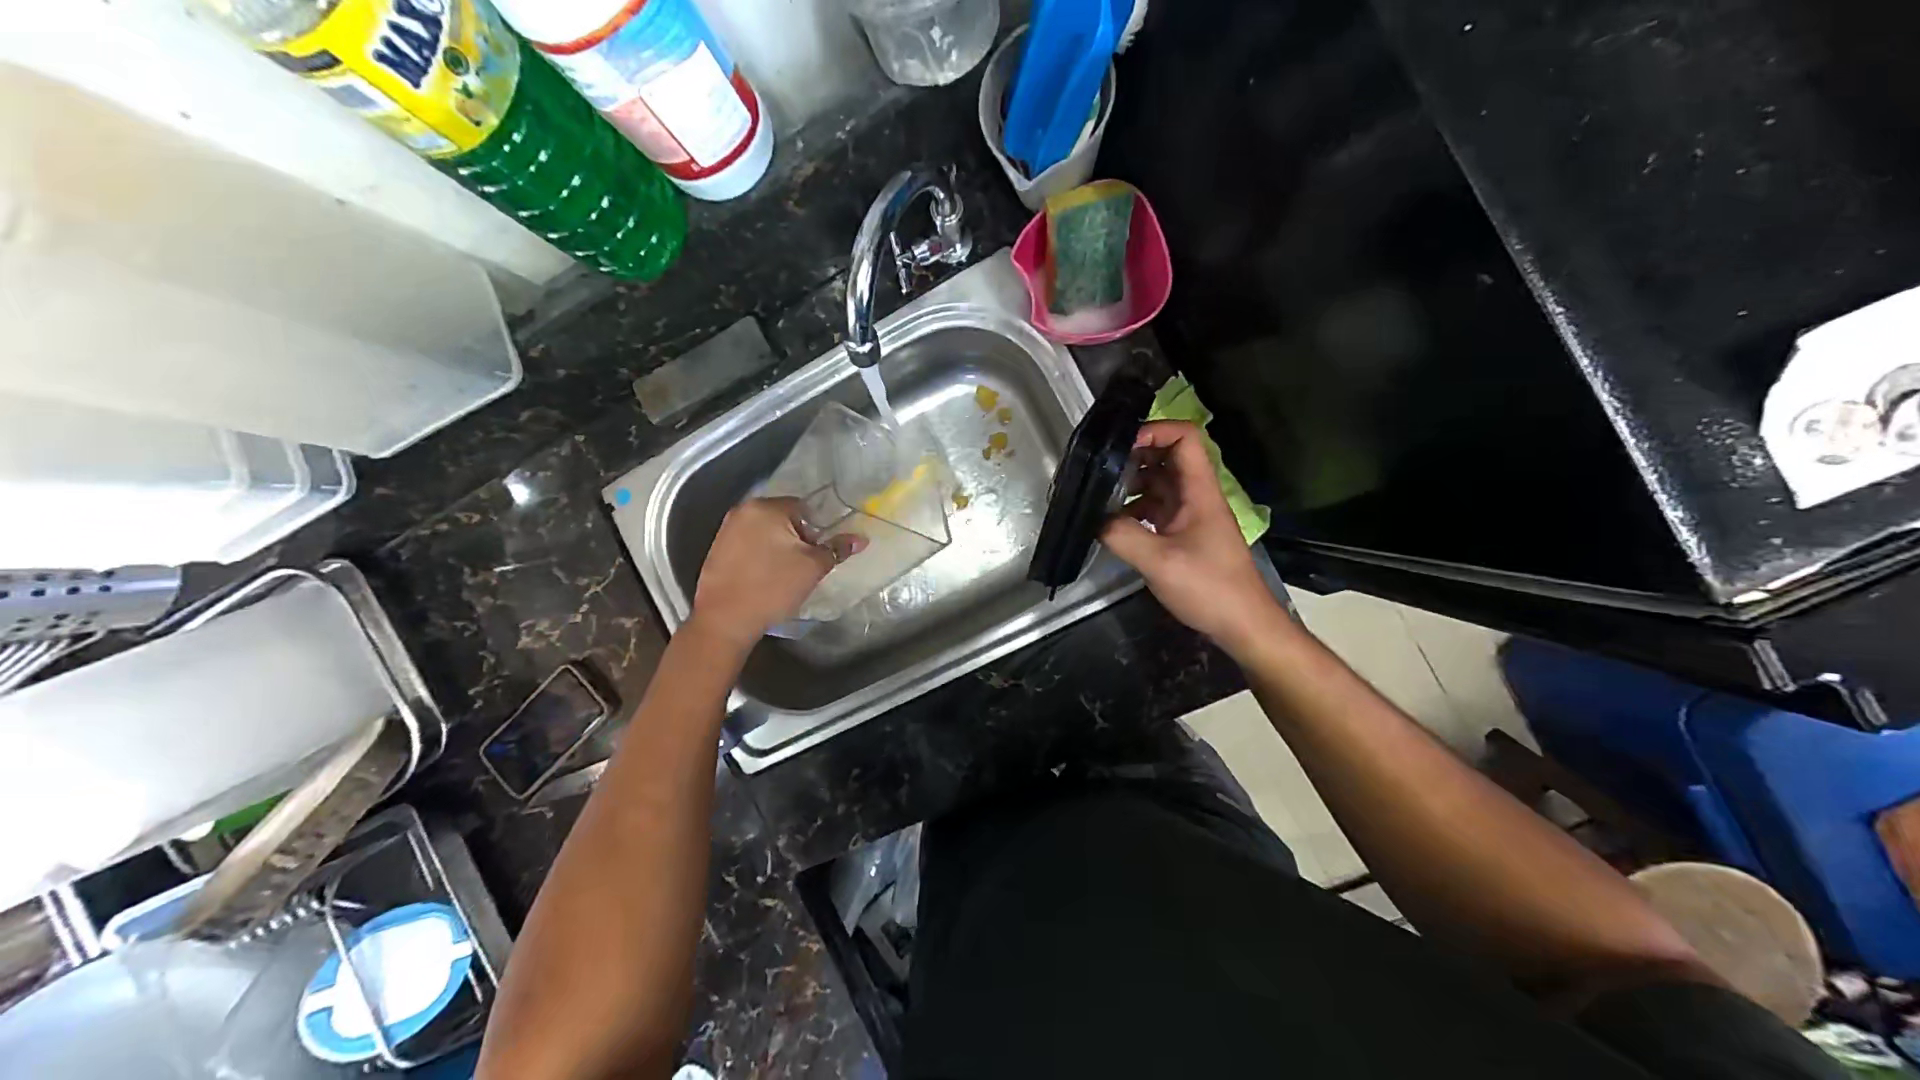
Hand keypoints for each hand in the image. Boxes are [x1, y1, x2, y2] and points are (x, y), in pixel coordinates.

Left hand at [689, 498, 858, 648]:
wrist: (724, 620)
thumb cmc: (772, 587)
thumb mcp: (812, 568)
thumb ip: (836, 549)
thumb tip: (860, 539)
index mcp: (766, 507)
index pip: (805, 507)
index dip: (818, 530)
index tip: (820, 553)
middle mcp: (743, 511)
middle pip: (784, 518)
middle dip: (799, 538)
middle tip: (806, 565)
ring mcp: (726, 530)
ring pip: (766, 533)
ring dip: (779, 548)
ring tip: (786, 574)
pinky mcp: (718, 550)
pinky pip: (750, 545)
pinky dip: (762, 556)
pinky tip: (766, 577)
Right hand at [1100, 421, 1286, 653]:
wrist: (1243, 625)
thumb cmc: (1210, 588)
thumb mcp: (1160, 562)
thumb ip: (1122, 536)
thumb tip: (1093, 520)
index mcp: (1199, 491)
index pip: (1185, 438)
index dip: (1154, 431)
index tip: (1120, 445)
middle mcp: (1196, 496)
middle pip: (1167, 458)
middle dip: (1134, 458)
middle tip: (1100, 471)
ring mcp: (1190, 516)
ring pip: (1159, 485)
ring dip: (1131, 486)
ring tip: (1100, 497)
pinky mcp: (1183, 536)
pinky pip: (1155, 510)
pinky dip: (1133, 511)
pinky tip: (1113, 526)